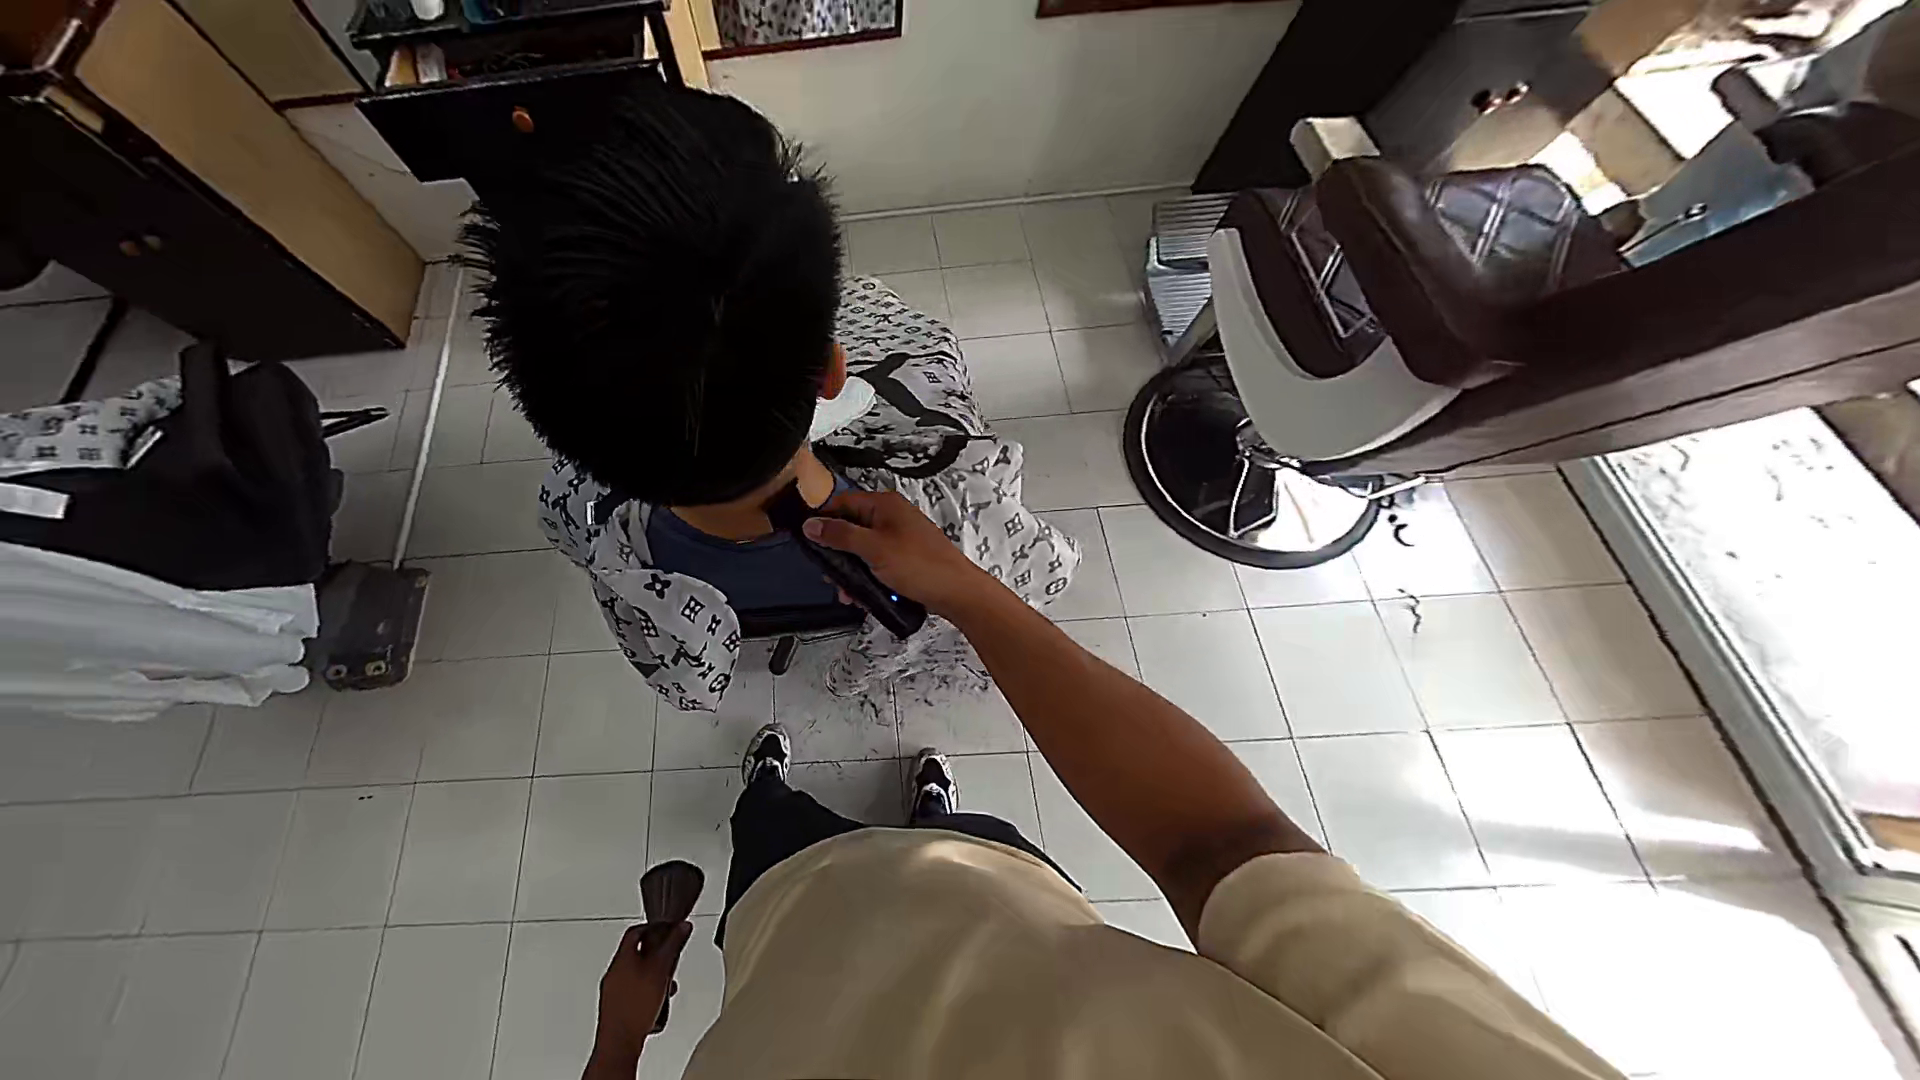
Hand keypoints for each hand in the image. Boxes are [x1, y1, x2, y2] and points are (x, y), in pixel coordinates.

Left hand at [586, 921, 691, 1075]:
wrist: (620, 1043)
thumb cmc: (636, 1007)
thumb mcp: (661, 967)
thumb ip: (673, 944)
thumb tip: (682, 926)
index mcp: (621, 959)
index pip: (635, 932)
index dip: (652, 927)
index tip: (664, 927)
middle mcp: (613, 974)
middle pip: (636, 953)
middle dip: (656, 953)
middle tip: (668, 955)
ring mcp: (612, 992)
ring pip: (635, 973)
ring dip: (652, 974)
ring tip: (665, 982)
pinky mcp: (614, 1008)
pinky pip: (632, 991)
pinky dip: (646, 990)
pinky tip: (656, 1000)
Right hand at [802, 490, 996, 617]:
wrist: (956, 593)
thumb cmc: (924, 566)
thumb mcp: (873, 549)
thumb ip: (840, 535)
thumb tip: (814, 525)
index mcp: (885, 505)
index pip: (842, 502)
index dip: (823, 518)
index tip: (808, 537)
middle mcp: (892, 518)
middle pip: (850, 528)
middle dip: (837, 554)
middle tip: (830, 573)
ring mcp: (899, 539)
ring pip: (862, 550)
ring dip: (851, 571)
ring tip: (849, 591)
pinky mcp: (904, 559)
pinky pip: (876, 565)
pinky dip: (867, 578)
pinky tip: (864, 595)